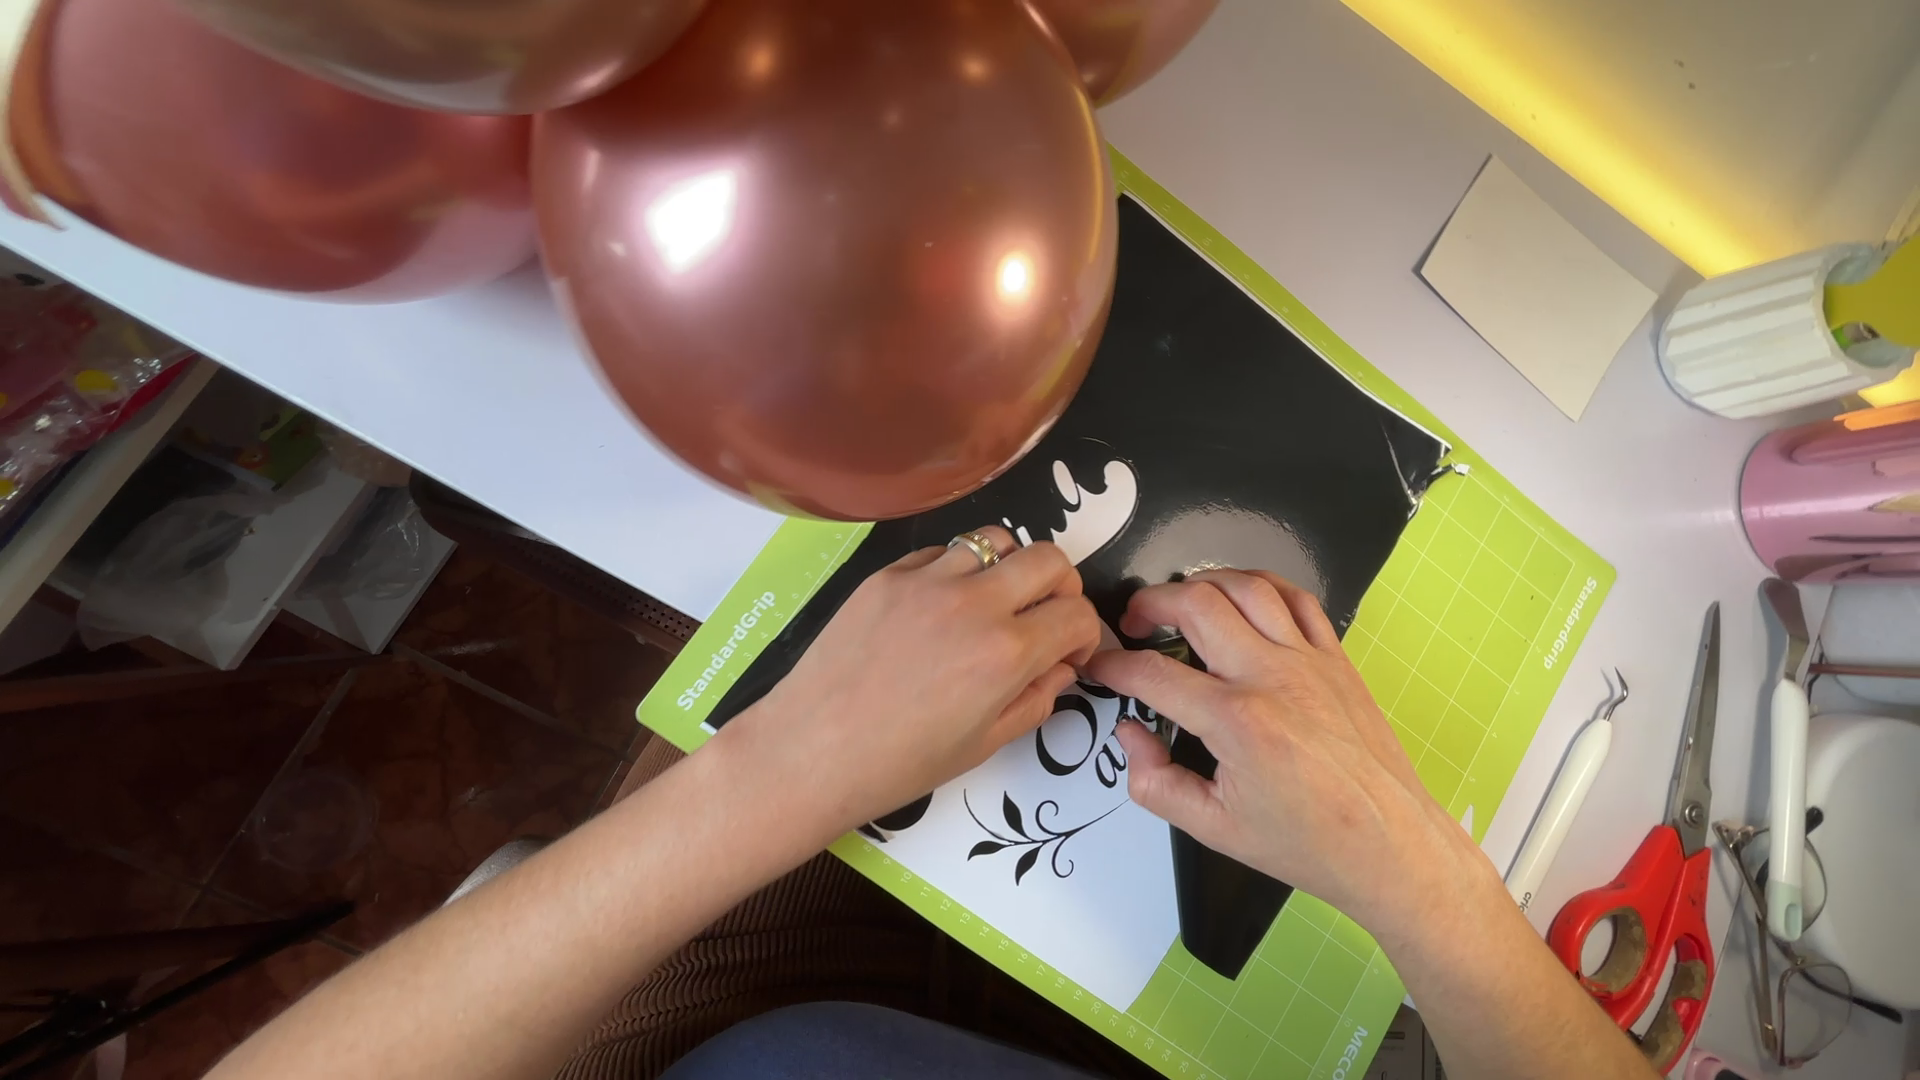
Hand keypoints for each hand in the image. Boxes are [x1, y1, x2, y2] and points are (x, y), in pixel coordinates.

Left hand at [719, 526, 1103, 838]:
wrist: (811, 750)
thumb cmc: (901, 764)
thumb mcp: (984, 744)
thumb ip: (1037, 698)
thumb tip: (1061, 665)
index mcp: (1006, 653)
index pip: (1077, 614)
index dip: (1084, 633)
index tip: (1069, 651)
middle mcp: (973, 603)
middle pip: (1049, 559)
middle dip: (1061, 587)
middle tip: (1043, 617)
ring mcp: (926, 581)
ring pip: (996, 540)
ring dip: (1009, 568)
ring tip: (992, 602)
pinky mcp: (887, 574)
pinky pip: (942, 552)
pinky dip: (958, 570)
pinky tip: (941, 605)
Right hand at [1085, 570, 1491, 941]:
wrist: (1392, 847)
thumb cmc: (1304, 842)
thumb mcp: (1212, 828)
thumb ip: (1154, 780)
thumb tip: (1131, 733)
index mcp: (1235, 722)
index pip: (1152, 673)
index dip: (1113, 665)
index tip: (1099, 666)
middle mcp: (1270, 676)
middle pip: (1196, 604)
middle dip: (1149, 602)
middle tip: (1134, 623)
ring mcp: (1308, 660)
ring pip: (1246, 586)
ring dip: (1201, 583)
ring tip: (1181, 603)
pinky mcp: (1335, 658)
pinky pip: (1296, 598)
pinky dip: (1260, 585)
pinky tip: (1241, 599)